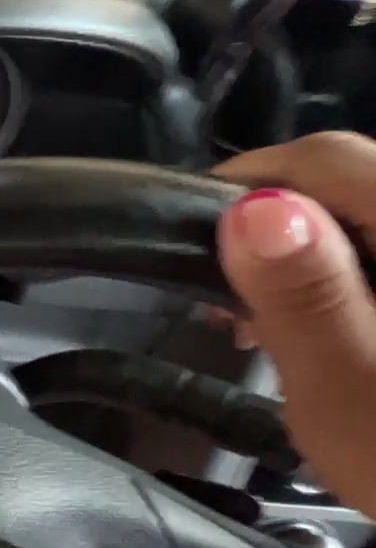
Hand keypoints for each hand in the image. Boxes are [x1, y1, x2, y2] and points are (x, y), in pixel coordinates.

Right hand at [215, 132, 375, 514]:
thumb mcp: (348, 389)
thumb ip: (304, 293)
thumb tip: (253, 207)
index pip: (329, 159)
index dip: (243, 184)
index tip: (189, 245)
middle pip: (357, 183)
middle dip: (276, 230)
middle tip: (232, 306)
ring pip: (371, 219)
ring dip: (312, 256)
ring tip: (275, 324)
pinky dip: (351, 278)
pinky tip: (338, 330)